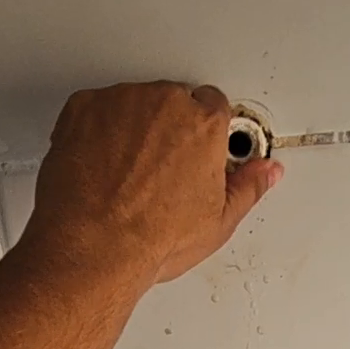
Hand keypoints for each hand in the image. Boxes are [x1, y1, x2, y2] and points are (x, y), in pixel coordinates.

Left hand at [25, 82, 283, 284]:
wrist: (95, 247)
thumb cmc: (152, 237)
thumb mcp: (219, 221)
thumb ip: (249, 186)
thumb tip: (266, 172)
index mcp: (206, 124)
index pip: (216, 107)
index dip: (208, 134)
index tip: (200, 155)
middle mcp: (165, 102)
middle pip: (175, 102)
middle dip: (171, 130)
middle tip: (162, 173)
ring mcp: (121, 101)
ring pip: (135, 103)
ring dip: (135, 128)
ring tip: (129, 175)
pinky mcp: (83, 108)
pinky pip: (96, 110)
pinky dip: (99, 131)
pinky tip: (103, 167)